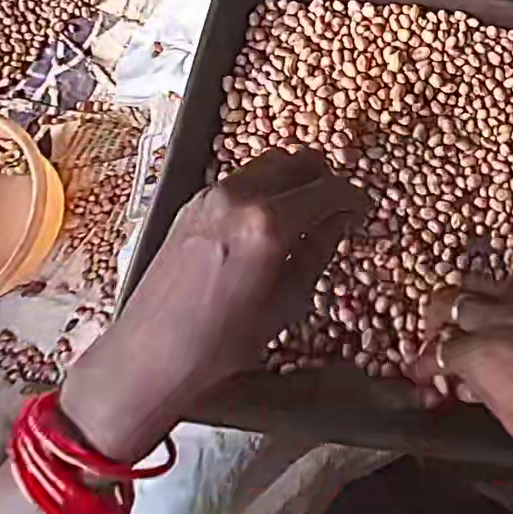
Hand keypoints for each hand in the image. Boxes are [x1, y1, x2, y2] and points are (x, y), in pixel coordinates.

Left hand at [60, 147, 368, 460]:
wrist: (151, 352)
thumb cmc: (224, 341)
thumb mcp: (287, 301)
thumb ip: (319, 250)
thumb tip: (341, 220)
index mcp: (267, 223)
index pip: (326, 190)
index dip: (352, 197)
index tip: (362, 208)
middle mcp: (239, 196)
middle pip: (298, 161)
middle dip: (324, 178)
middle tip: (336, 206)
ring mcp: (212, 194)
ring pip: (268, 164)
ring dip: (294, 179)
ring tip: (304, 212)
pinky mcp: (194, 202)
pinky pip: (242, 179)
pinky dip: (265, 187)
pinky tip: (268, 219)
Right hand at [408, 276, 512, 463]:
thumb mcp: (510, 420)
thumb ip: (482, 392)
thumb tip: (466, 382)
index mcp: (479, 354)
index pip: (436, 352)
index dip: (422, 364)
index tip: (418, 373)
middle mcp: (493, 320)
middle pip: (446, 304)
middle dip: (431, 321)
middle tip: (430, 338)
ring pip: (472, 283)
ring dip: (457, 298)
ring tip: (455, 315)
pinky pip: (504, 285)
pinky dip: (489, 294)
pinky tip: (492, 310)